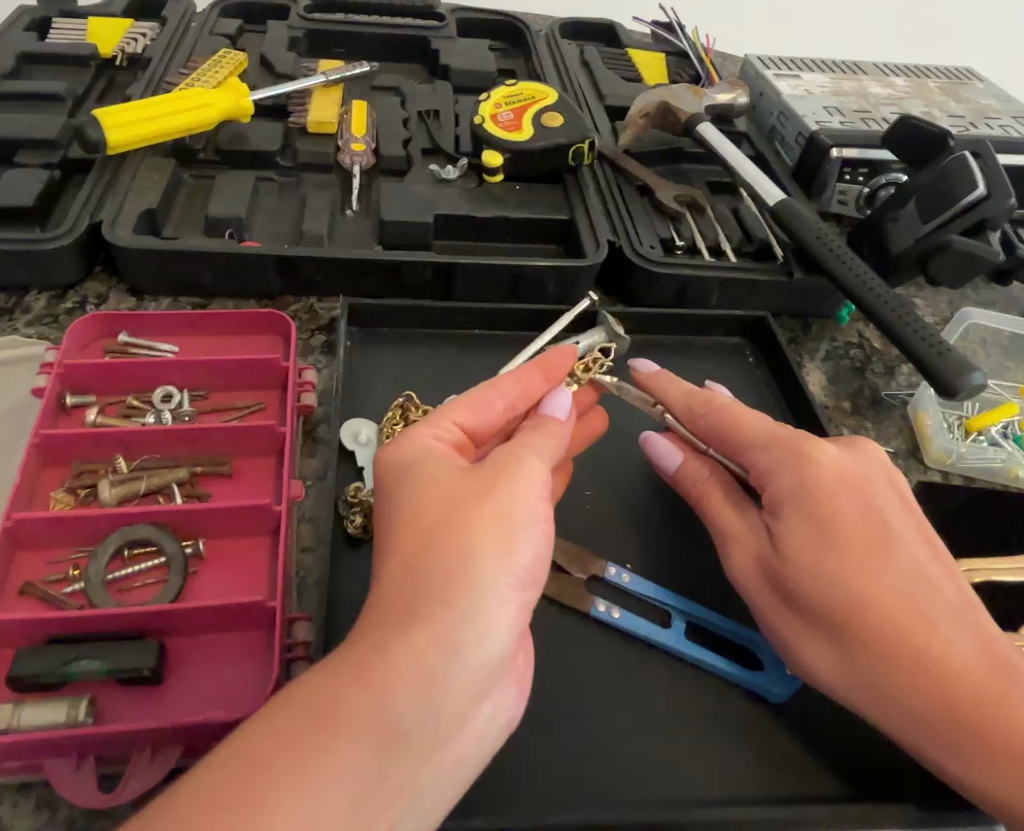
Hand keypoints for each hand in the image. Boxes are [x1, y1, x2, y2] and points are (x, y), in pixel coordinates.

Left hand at [347, 346, 607, 741]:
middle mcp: (434, 479)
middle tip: (598, 386)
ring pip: (512, 467)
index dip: (537, 374)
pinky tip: (571, 464)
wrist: (444, 671)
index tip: (575, 352)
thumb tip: (559, 401)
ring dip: (553, 442)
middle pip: (501, 430)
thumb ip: (541, 435)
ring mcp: (458, 521)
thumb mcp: (513, 480)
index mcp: (425, 448)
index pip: (491, 396)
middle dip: (550, 408)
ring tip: (597, 416)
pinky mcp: (483, 558)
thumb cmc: (473, 559)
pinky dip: (545, 481)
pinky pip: (518, 504)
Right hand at [624, 358, 1023, 738]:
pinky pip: (820, 470)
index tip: (638, 365)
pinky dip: (785, 475)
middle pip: (754, 431)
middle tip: (663, 422)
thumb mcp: (752, 564)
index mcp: (799, 462)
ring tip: (715, 465)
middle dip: (708, 429)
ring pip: (789, 454)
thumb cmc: (838, 634)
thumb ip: (705, 492)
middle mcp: (839, 449)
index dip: (671, 390)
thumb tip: (659, 440)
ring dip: (748, 460)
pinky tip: (774, 496)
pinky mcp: (891, 490)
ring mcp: (872, 468)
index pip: (715, 412)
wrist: (958, 682)